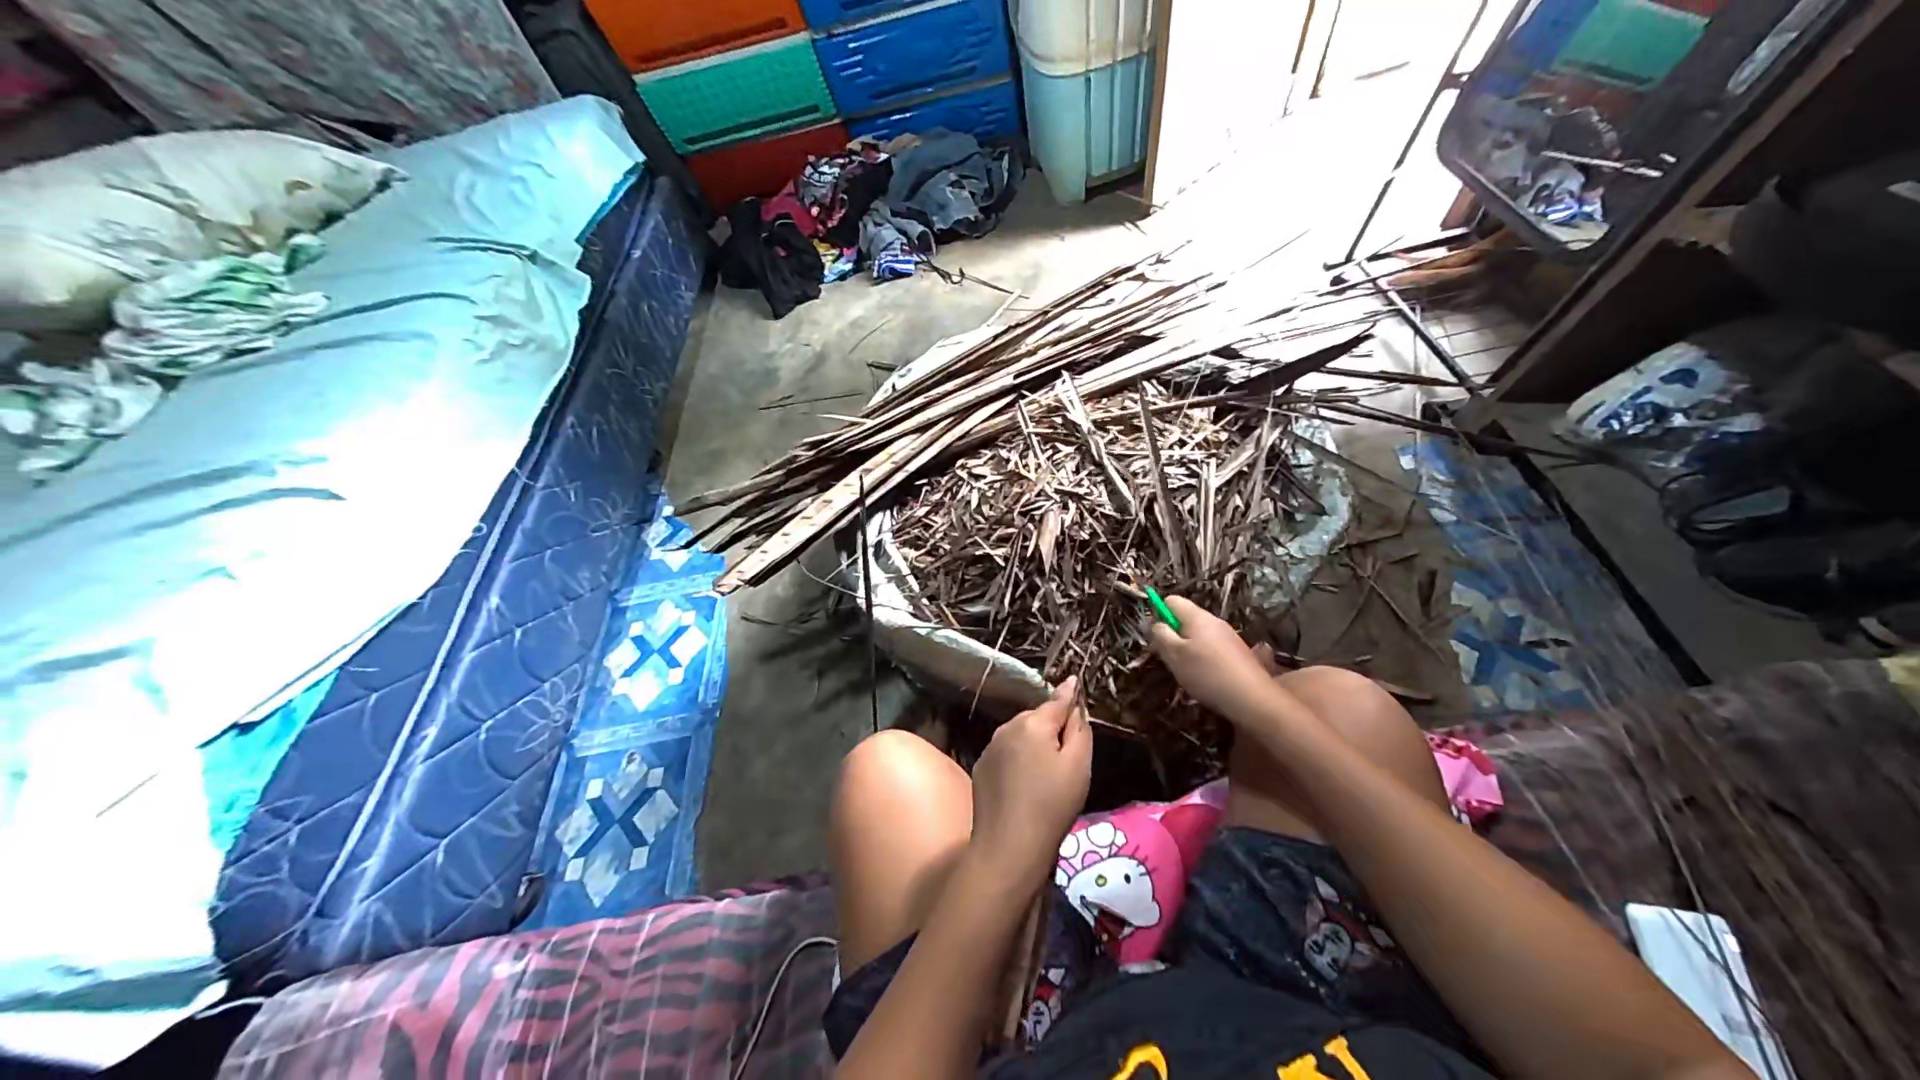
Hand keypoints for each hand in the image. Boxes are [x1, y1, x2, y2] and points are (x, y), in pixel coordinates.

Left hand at [969, 677, 1092, 885]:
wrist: (1009, 846)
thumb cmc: (1052, 804)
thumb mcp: (1079, 765)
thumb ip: (1079, 727)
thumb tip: (1073, 695)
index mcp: (1033, 723)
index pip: (1057, 700)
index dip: (1071, 698)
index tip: (1075, 686)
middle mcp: (1007, 727)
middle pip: (1038, 719)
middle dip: (1052, 730)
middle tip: (1067, 760)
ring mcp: (990, 748)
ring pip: (1020, 736)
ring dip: (1033, 745)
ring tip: (1046, 776)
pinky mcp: (981, 768)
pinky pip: (1006, 754)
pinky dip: (1017, 762)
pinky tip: (1025, 786)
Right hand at [1146, 595, 1280, 724]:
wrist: (1251, 697)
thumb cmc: (1206, 673)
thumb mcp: (1174, 655)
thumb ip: (1161, 635)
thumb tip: (1155, 624)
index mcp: (1197, 617)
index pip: (1171, 601)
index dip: (1159, 615)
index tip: (1157, 637)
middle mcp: (1214, 621)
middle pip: (1185, 618)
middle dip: (1173, 634)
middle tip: (1169, 657)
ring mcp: (1228, 636)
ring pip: (1198, 634)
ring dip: (1187, 648)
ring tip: (1186, 670)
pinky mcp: (1236, 652)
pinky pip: (1211, 647)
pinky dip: (1203, 657)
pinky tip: (1205, 676)